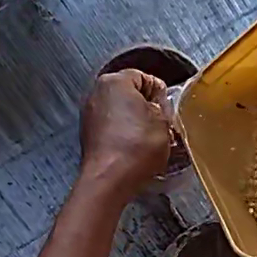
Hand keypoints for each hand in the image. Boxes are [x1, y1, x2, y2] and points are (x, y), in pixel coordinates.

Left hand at [79, 69, 172, 196]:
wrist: (110, 179)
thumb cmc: (134, 149)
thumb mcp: (163, 123)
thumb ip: (163, 107)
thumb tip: (159, 107)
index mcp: (116, 81)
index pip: (144, 77)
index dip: (160, 93)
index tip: (168, 107)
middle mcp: (97, 93)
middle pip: (129, 94)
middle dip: (146, 108)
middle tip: (162, 125)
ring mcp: (90, 115)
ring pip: (119, 112)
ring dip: (134, 123)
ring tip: (150, 140)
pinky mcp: (89, 135)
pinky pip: (111, 129)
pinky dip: (123, 136)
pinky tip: (135, 150)